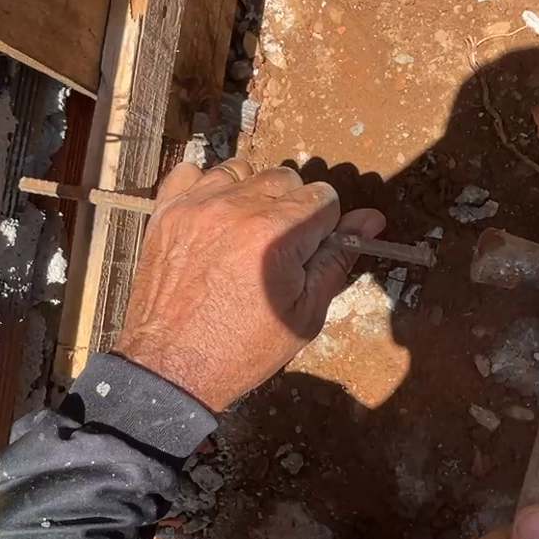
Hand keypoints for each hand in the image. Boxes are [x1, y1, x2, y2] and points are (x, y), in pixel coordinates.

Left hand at [113, 159, 384, 411]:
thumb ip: (337, 260)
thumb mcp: (305, 315)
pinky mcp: (166, 210)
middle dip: (291, 209)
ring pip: (244, 171)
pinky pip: (194, 172)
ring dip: (251, 195)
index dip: (324, 226)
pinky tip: (212, 219)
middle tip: (278, 250)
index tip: (309, 251)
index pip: (324, 197)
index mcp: (277, 234)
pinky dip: (207, 188)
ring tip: (244, 235)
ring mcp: (197, 205)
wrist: (173, 367)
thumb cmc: (244, 349)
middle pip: (286, 179)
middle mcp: (237, 208)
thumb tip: (371, 220)